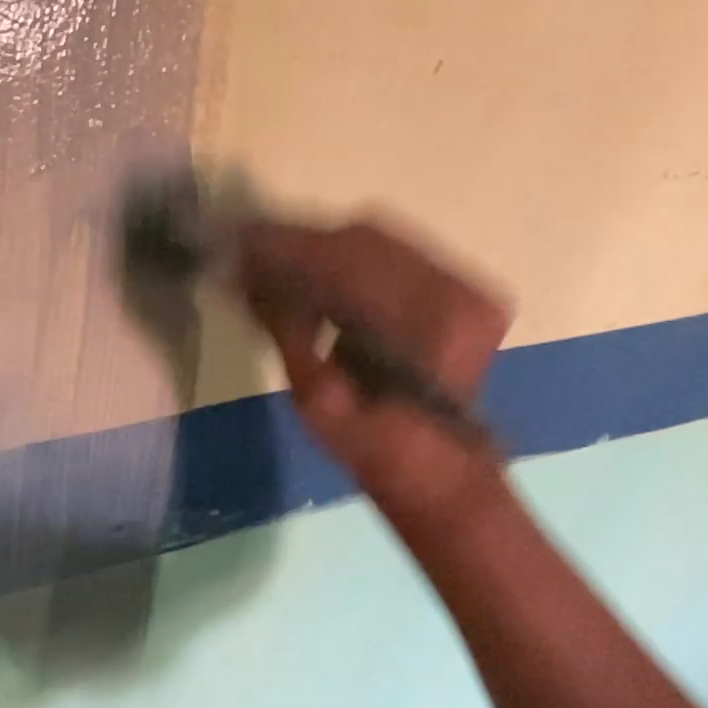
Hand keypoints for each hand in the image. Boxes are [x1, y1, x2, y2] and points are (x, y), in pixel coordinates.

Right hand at [236, 219, 510, 514]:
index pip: (347, 263)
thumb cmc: (371, 443)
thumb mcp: (313, 392)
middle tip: (253, 248)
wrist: (435, 468)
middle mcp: (458, 289)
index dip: (287, 250)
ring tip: (278, 256)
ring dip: (324, 247)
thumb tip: (246, 275)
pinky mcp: (463, 287)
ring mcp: (467, 285)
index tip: (241, 246)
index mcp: (428, 321)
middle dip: (303, 242)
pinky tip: (316, 268)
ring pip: (380, 241)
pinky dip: (351, 258)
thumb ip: (285, 325)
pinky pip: (397, 254)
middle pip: (365, 239)